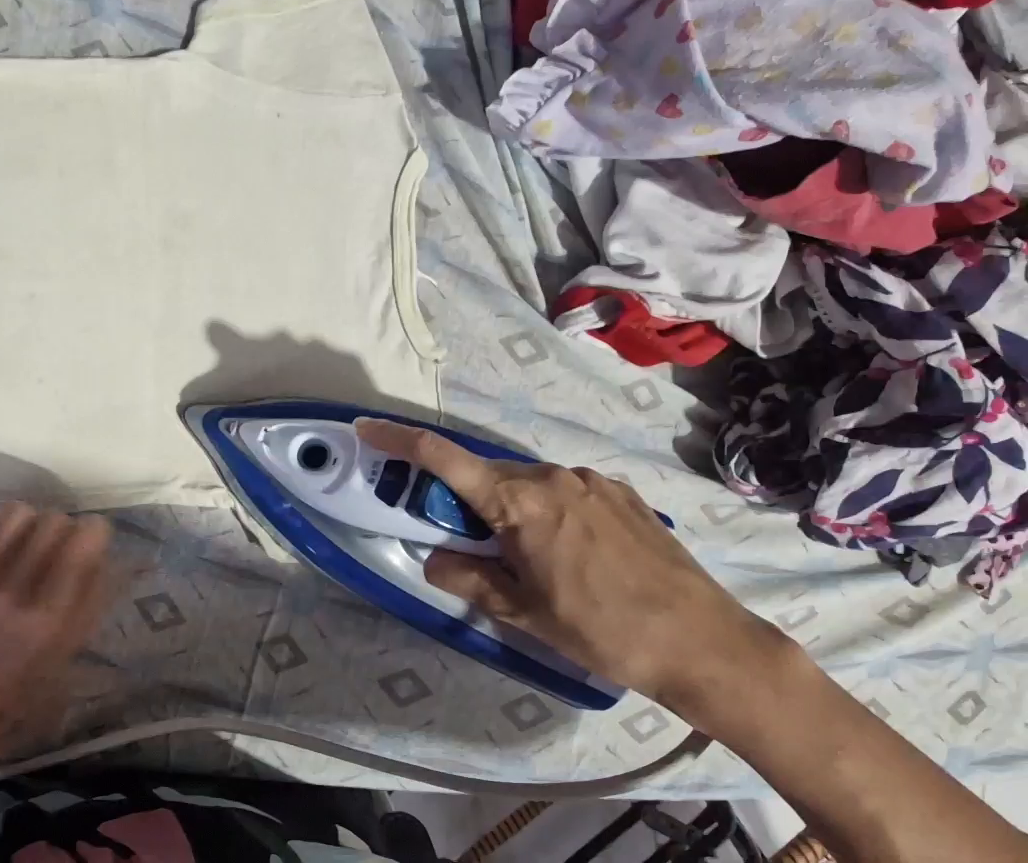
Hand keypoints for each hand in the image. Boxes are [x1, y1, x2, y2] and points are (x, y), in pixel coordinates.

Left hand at [0, 503, 112, 755]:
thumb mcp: (69, 650)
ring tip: (23, 543)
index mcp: (49, 616)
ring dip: (27, 523)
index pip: (82, 541)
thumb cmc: (22, 684)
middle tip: (57, 546)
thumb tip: (104, 549)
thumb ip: (92, 597)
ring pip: (15, 511)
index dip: (95, 531)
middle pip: (52, 520)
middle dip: (63, 528)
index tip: (92, 537)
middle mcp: (11, 590)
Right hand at [357, 418, 786, 709]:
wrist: (708, 645)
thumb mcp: (523, 613)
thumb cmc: (604, 631)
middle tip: (461, 540)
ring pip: (525, 484)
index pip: (444, 459)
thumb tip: (434, 560)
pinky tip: (566, 553)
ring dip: (506, 508)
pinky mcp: (621, 495)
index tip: (366, 428)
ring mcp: (591, 482)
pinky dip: (544, 510)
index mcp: (521, 502)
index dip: (399, 440)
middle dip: (461, 498)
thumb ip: (468, 578)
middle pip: (485, 474)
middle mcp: (553, 477)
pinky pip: (562, 491)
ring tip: (525, 559)